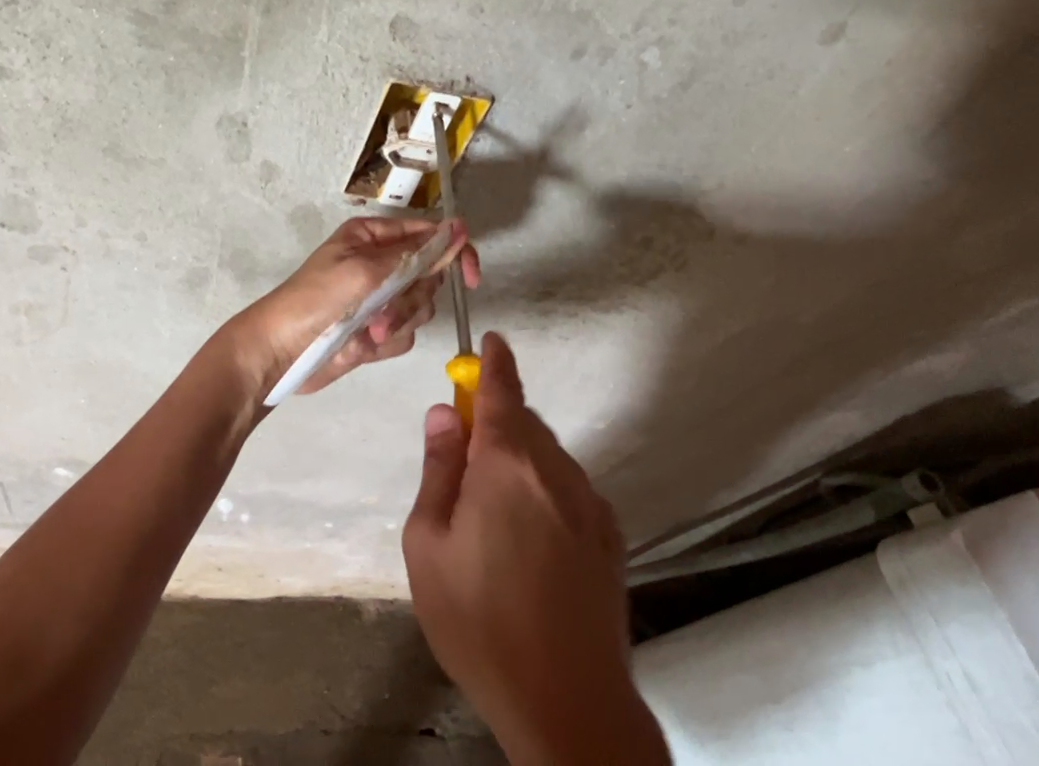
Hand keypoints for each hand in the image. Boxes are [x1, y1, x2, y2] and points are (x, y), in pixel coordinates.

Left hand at [229, 216, 480, 396]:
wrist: (280, 352)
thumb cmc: (315, 300)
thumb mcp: (364, 270)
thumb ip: (415, 254)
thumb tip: (460, 228)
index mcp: (374, 237)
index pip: (430, 236)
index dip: (454, 253)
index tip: (470, 278)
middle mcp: (381, 263)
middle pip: (430, 276)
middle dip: (411, 299)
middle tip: (382, 311)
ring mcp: (380, 299)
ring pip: (421, 309)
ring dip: (397, 323)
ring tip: (366, 332)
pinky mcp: (377, 331)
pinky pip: (405, 335)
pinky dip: (387, 342)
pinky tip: (361, 346)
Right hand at [403, 334, 665, 765]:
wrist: (565, 698)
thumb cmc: (476, 619)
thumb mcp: (427, 544)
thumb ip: (438, 470)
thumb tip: (445, 415)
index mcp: (507, 465)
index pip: (503, 393)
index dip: (494, 363)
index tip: (491, 340)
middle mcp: (557, 472)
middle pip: (525, 425)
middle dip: (496, 423)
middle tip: (462, 457)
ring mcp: (591, 505)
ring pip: (549, 458)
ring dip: (520, 460)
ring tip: (490, 515)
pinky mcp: (611, 538)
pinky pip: (570, 491)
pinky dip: (545, 491)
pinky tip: (527, 539)